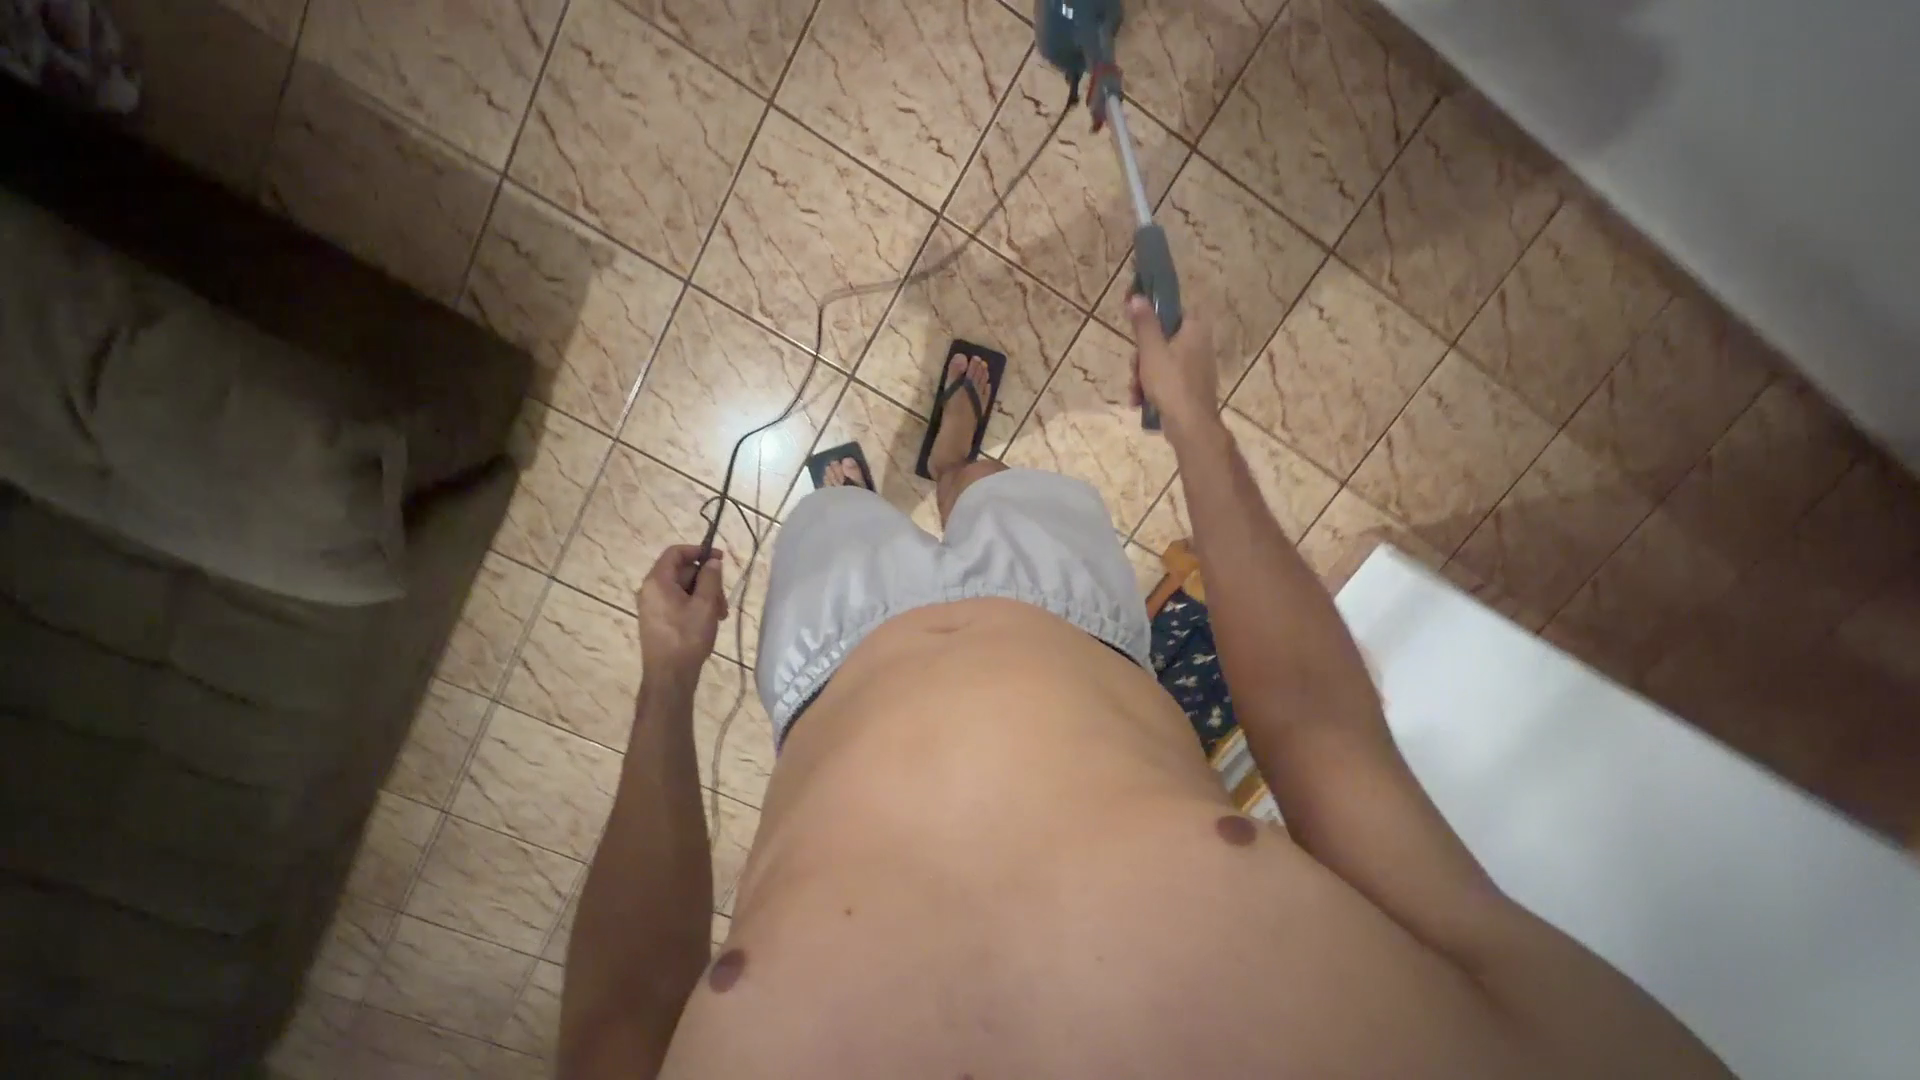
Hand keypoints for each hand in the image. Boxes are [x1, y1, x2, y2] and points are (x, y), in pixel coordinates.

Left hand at [636, 545, 727, 681]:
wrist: (669, 676)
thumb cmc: (687, 637)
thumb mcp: (705, 605)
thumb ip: (710, 578)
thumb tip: (713, 561)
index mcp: (657, 581)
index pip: (675, 552)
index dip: (699, 551)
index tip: (720, 559)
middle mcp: (650, 590)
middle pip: (681, 572)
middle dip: (706, 581)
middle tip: (723, 599)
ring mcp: (652, 606)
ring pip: (682, 589)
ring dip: (704, 596)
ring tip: (720, 614)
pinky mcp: (657, 620)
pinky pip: (677, 603)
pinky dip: (695, 606)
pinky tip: (709, 621)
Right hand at [1128, 295, 1218, 435]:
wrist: (1190, 426)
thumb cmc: (1171, 383)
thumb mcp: (1151, 351)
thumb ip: (1144, 323)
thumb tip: (1137, 296)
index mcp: (1194, 329)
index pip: (1170, 309)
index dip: (1149, 313)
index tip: (1132, 320)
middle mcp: (1199, 344)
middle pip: (1161, 339)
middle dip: (1141, 358)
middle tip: (1134, 370)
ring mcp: (1196, 367)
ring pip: (1160, 361)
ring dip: (1142, 376)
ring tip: (1135, 392)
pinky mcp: (1190, 386)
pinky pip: (1166, 379)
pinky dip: (1151, 388)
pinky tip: (1140, 402)